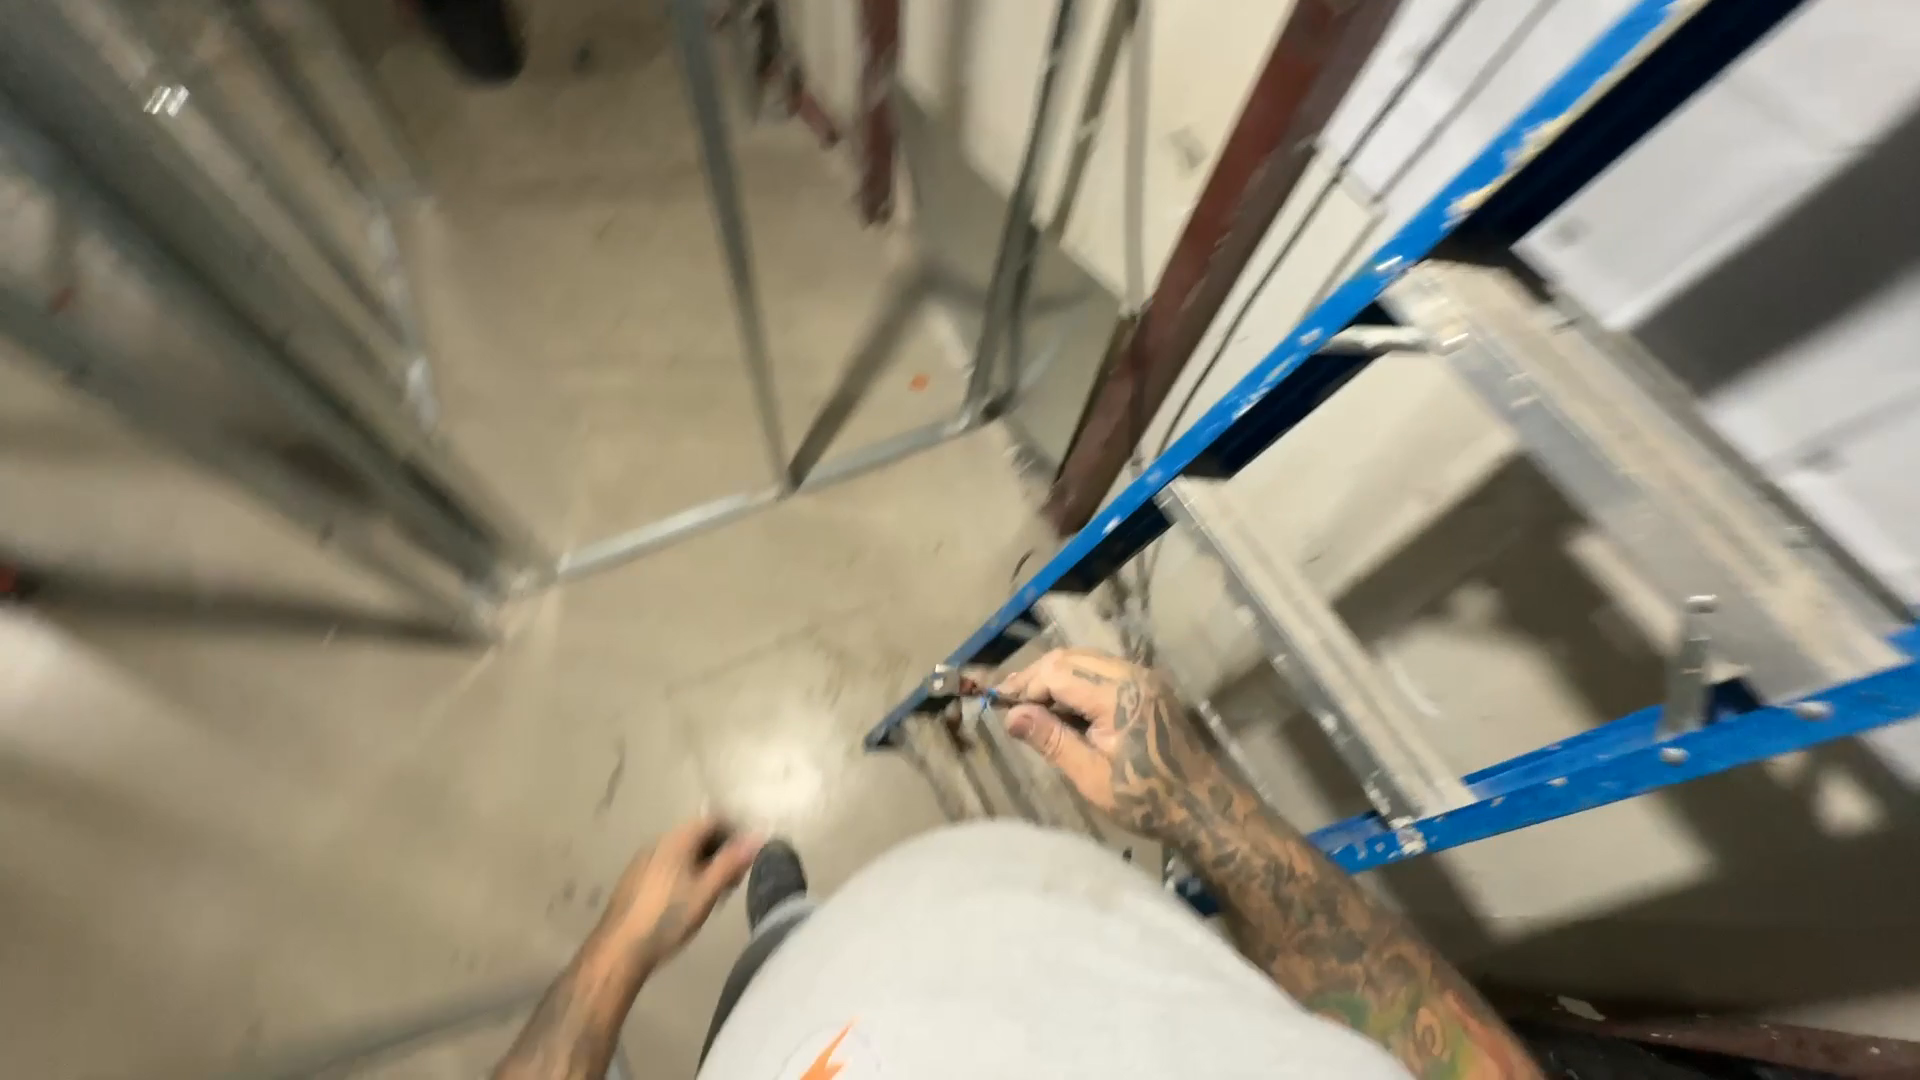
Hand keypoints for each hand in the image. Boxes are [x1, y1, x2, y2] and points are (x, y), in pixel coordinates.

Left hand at [597, 816, 761, 967]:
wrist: (618, 953)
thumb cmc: (668, 918)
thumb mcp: (707, 891)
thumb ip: (732, 861)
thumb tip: (759, 834)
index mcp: (677, 839)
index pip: (713, 819)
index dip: (735, 832)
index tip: (748, 855)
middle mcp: (659, 843)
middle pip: (698, 835)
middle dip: (720, 852)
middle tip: (734, 879)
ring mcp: (644, 862)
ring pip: (683, 853)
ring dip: (703, 865)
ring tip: (714, 893)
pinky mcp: (634, 881)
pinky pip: (668, 866)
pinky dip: (685, 874)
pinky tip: (687, 901)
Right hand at [995, 648, 1232, 843]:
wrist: (1205, 808)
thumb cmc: (1147, 799)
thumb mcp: (1091, 776)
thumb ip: (1051, 740)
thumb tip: (1010, 716)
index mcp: (1119, 693)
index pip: (1057, 672)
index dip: (1025, 686)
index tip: (1000, 706)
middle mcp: (1132, 673)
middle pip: (1069, 658)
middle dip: (1036, 678)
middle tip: (1010, 704)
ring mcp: (1143, 677)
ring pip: (1085, 661)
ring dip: (1055, 678)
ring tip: (1031, 707)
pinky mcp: (1148, 686)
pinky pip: (1102, 671)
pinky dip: (1076, 683)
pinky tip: (1063, 708)